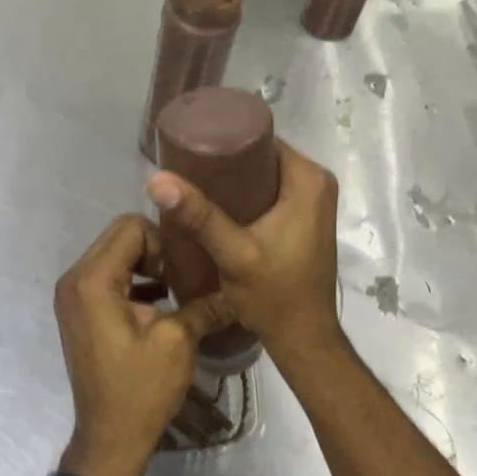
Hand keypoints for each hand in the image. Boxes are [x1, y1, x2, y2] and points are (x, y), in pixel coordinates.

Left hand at [54, 215, 233, 475]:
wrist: (110, 436)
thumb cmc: (141, 388)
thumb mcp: (178, 341)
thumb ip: (204, 303)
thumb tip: (237, 286)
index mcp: (93, 280)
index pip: (132, 227)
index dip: (164, 242)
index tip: (184, 272)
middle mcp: (75, 279)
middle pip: (121, 236)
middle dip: (156, 252)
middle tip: (183, 280)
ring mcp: (73, 296)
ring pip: (116, 256)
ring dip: (147, 267)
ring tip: (176, 292)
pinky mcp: (80, 311)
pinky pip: (109, 278)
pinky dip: (135, 282)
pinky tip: (161, 306)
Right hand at [146, 141, 341, 353]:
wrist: (304, 336)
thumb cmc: (274, 294)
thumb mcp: (234, 253)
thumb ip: (200, 216)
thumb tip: (156, 179)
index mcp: (309, 180)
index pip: (263, 139)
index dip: (227, 140)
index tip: (191, 150)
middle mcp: (319, 183)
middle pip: (264, 157)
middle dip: (227, 162)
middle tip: (187, 172)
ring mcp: (316, 202)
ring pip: (268, 176)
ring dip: (236, 181)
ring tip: (197, 187)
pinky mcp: (309, 220)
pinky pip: (275, 193)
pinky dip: (250, 197)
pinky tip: (219, 207)